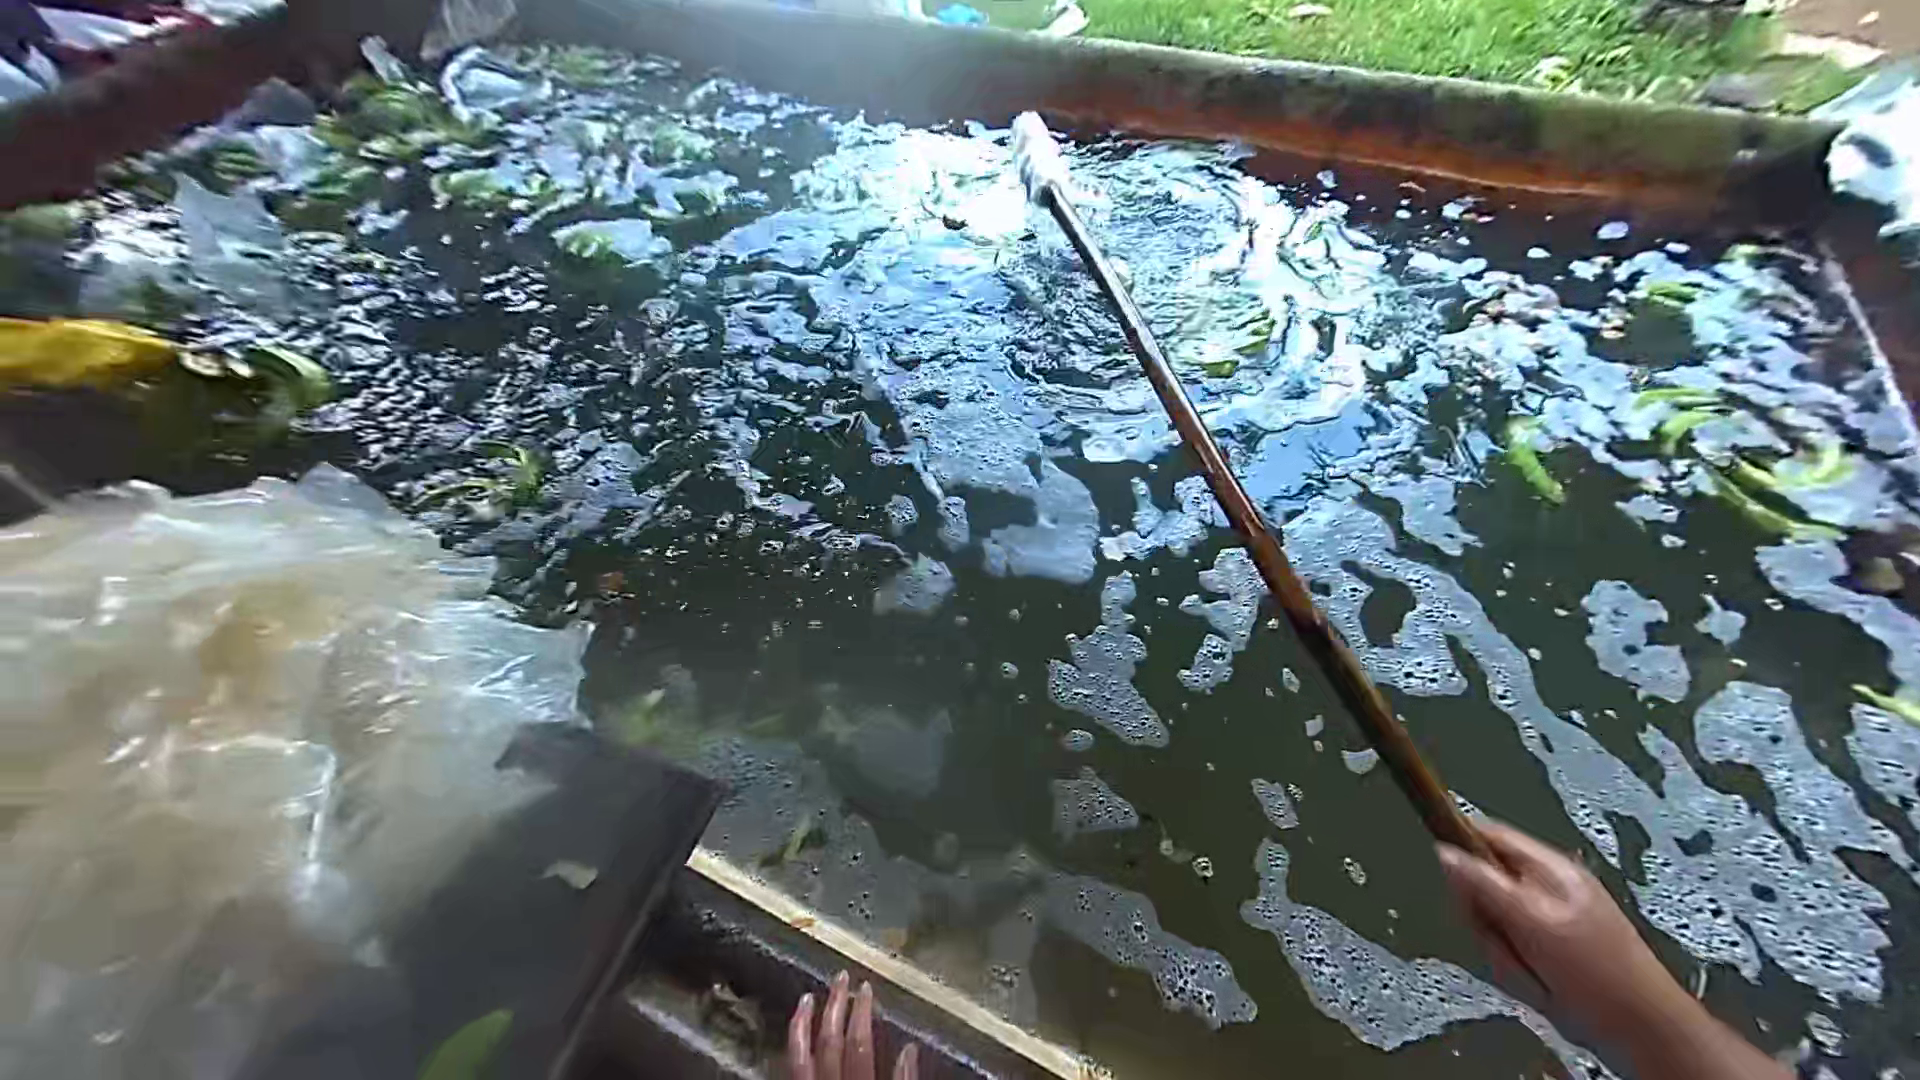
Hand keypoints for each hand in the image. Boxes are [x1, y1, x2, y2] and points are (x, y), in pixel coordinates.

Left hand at [788, 970, 918, 1079]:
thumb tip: (910, 1049)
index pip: (859, 1045)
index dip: (861, 1014)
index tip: (866, 986)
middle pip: (830, 1044)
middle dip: (835, 1007)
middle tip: (841, 976)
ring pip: (801, 1057)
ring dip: (803, 1025)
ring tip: (807, 997)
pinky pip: (792, 1068)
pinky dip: (794, 1046)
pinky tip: (796, 1030)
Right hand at [1439, 821, 1790, 1079]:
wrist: (1650, 1037)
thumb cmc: (1594, 971)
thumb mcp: (1531, 920)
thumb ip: (1483, 883)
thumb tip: (1442, 850)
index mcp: (1550, 868)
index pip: (1487, 833)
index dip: (1460, 844)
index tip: (1452, 875)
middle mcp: (1548, 886)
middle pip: (1481, 876)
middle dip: (1481, 912)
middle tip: (1499, 936)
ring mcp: (1550, 917)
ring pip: (1490, 914)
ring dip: (1497, 943)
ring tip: (1524, 965)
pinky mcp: (1551, 946)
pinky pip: (1507, 940)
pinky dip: (1512, 960)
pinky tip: (1533, 977)